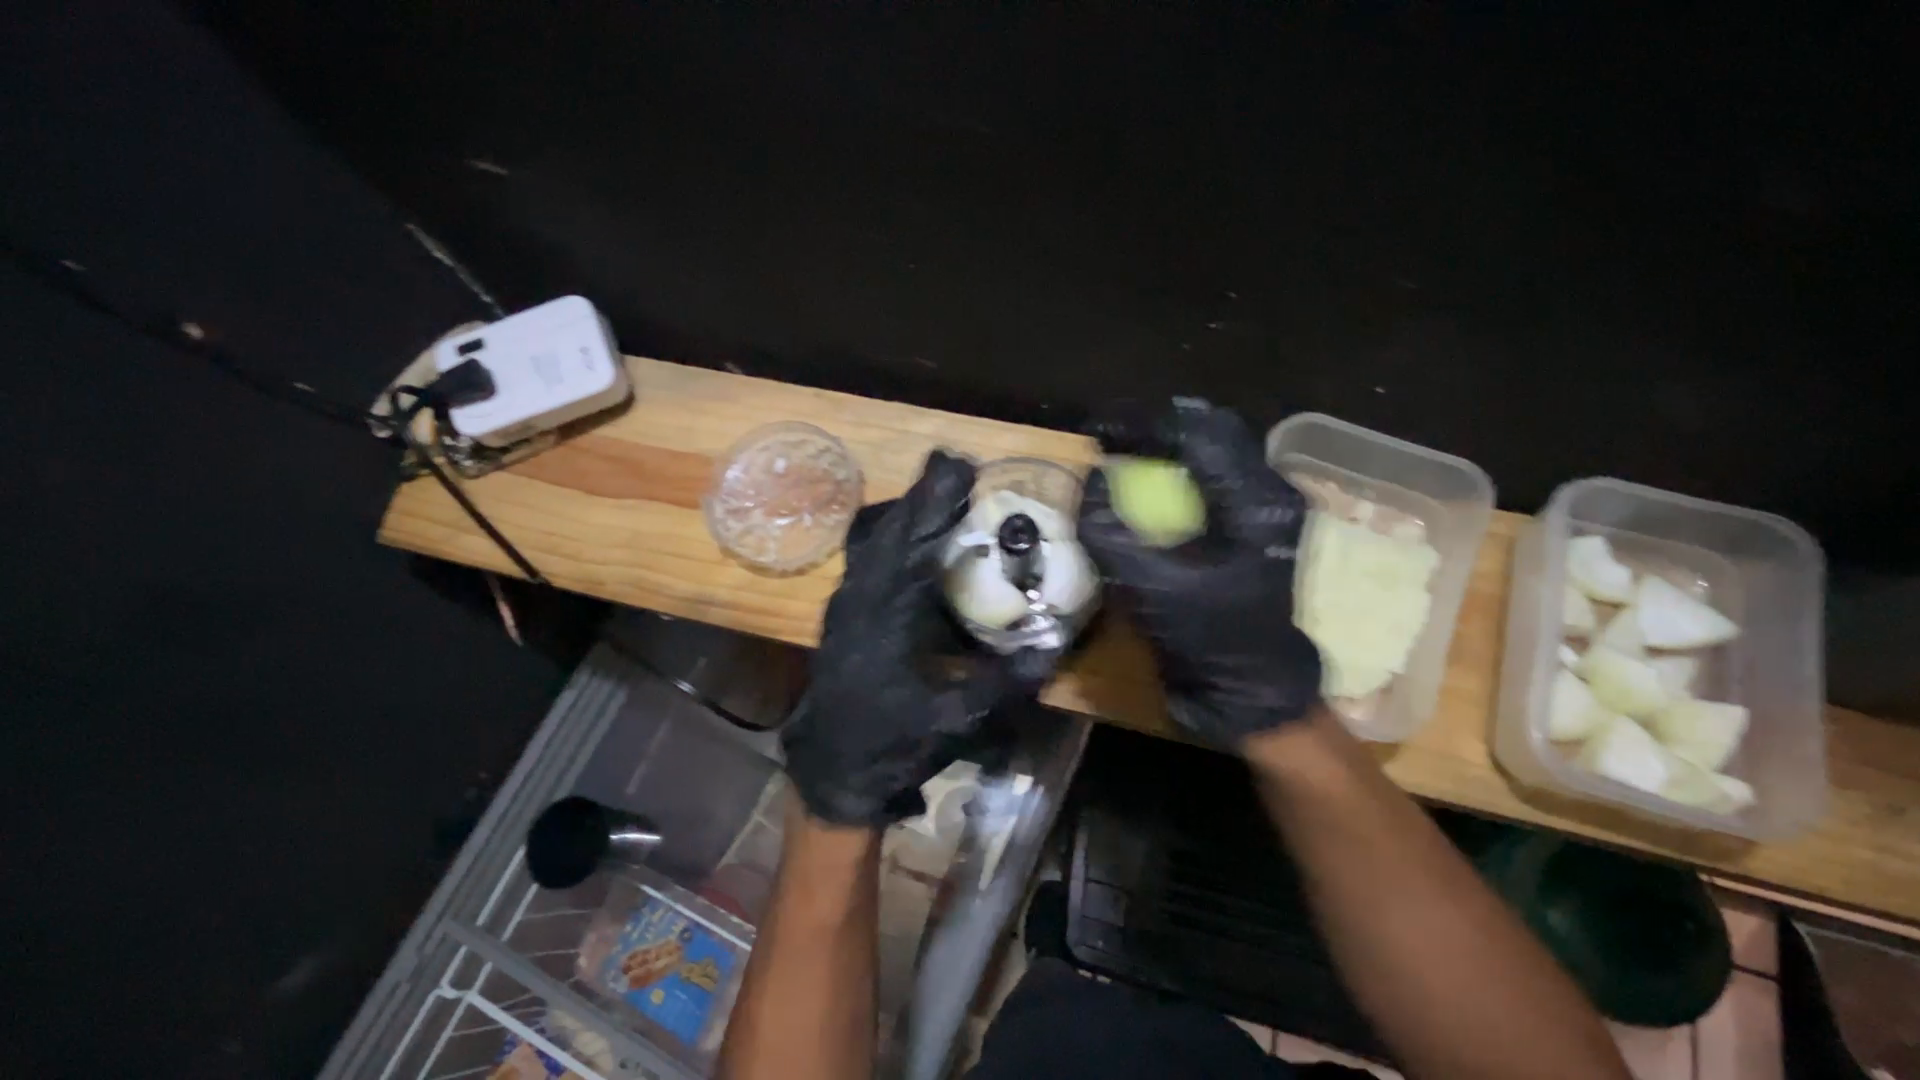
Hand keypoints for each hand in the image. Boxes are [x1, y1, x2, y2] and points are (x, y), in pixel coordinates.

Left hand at [781, 450, 1056, 826]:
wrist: (831, 768)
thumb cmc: (892, 743)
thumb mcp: (957, 720)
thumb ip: (1006, 684)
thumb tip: (1052, 646)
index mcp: (886, 614)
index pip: (913, 542)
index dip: (936, 503)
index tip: (960, 468)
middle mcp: (860, 597)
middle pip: (889, 528)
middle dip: (923, 495)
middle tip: (955, 468)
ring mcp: (846, 603)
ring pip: (872, 539)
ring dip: (905, 512)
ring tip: (939, 495)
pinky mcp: (844, 613)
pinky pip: (867, 556)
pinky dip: (892, 535)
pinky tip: (913, 541)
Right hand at [1077, 400, 1322, 745]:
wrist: (1252, 693)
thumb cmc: (1207, 639)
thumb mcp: (1148, 585)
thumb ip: (1112, 530)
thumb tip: (1092, 479)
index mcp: (1254, 501)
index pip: (1198, 431)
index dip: (1143, 424)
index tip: (1100, 431)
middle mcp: (1270, 494)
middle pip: (1212, 433)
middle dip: (1157, 430)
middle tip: (1111, 440)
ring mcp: (1268, 513)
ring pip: (1217, 454)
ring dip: (1170, 449)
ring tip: (1125, 457)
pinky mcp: (1257, 531)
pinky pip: (1217, 483)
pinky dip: (1180, 476)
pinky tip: (1150, 492)